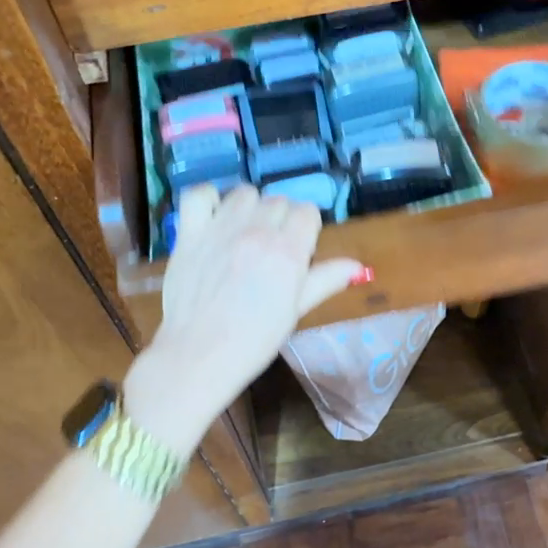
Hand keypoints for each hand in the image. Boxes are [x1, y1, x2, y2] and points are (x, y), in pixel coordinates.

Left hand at [158, 183, 364, 392]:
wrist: (200, 354)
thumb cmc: (253, 340)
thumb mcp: (295, 311)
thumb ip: (325, 281)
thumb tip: (358, 266)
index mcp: (288, 251)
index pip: (308, 212)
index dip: (306, 228)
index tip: (298, 248)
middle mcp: (256, 232)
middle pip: (278, 201)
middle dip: (280, 219)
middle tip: (271, 249)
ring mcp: (220, 229)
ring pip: (244, 193)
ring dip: (250, 207)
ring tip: (244, 232)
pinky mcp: (189, 233)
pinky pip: (199, 195)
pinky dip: (207, 199)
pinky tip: (213, 217)